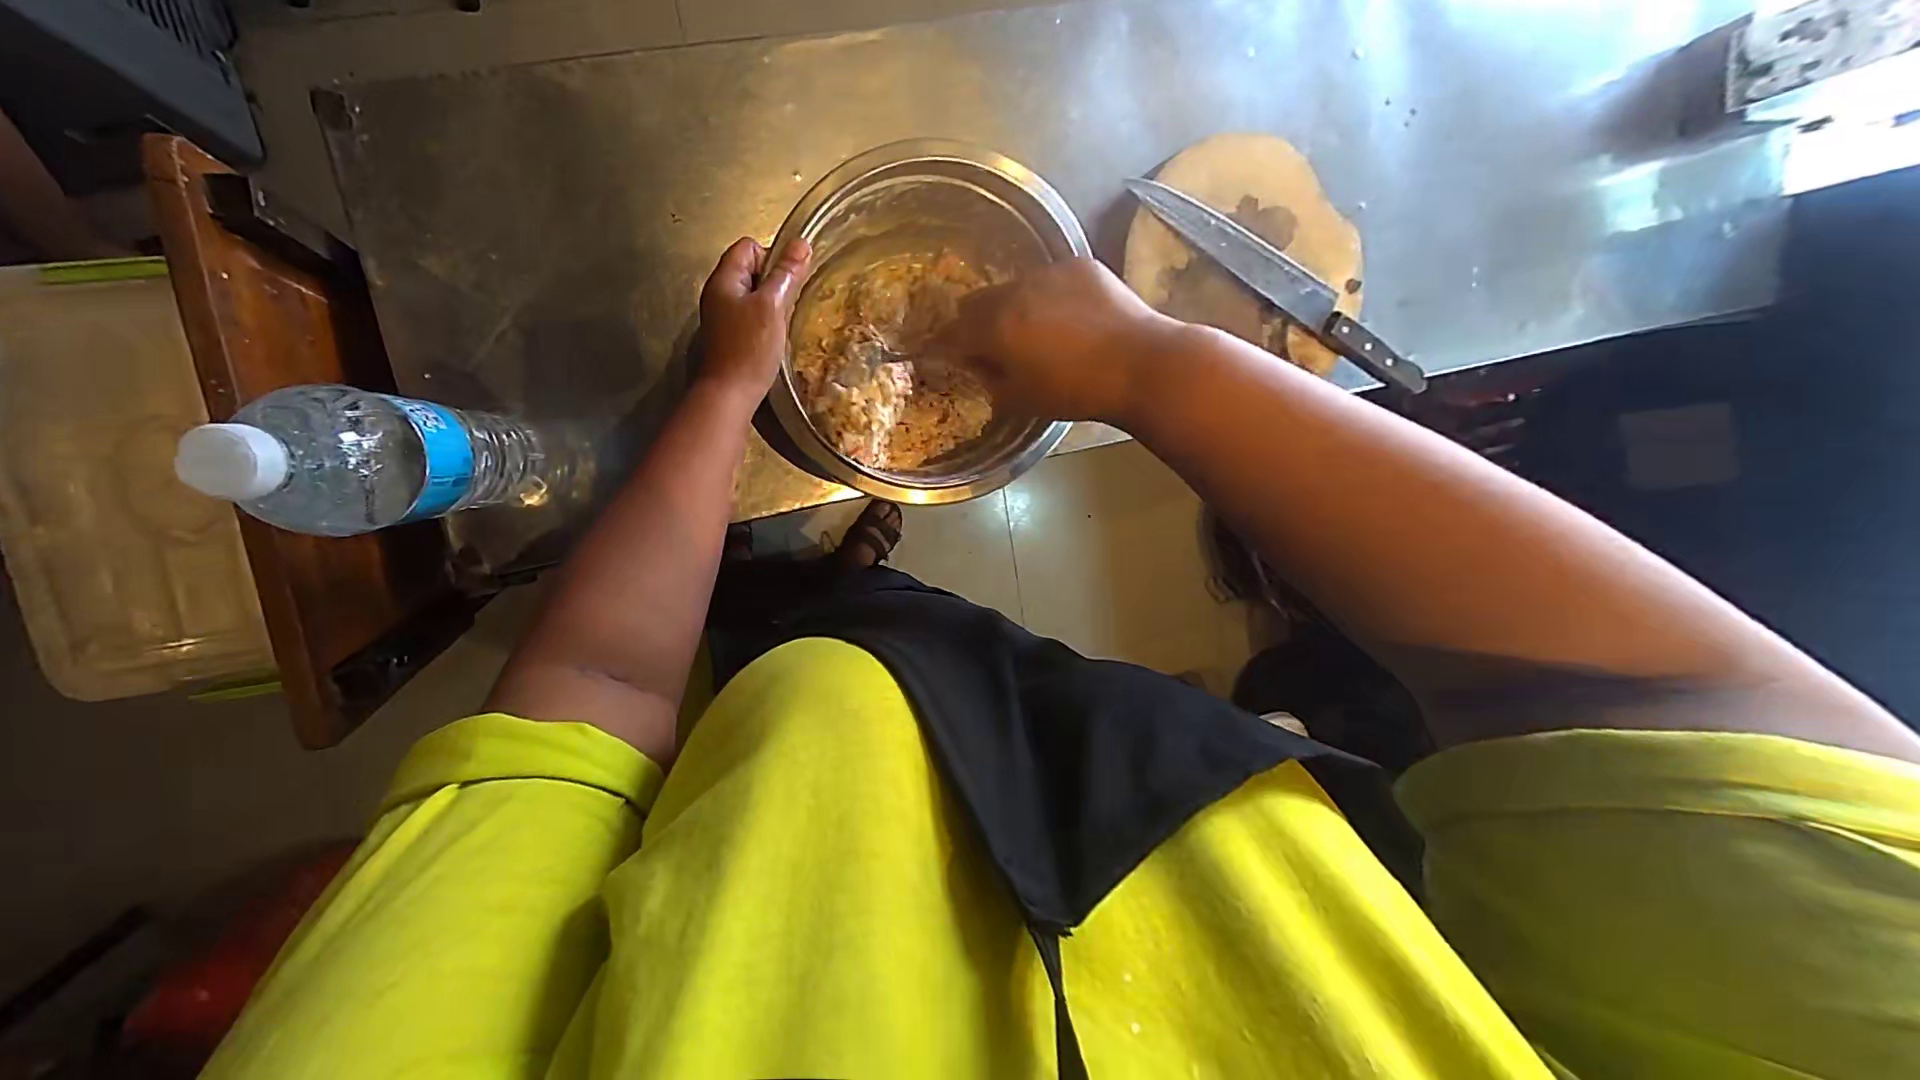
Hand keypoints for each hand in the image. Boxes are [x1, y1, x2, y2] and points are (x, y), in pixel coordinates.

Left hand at [697, 237, 811, 397]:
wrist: (730, 393)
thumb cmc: (750, 348)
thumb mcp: (773, 306)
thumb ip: (786, 274)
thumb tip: (802, 244)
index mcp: (724, 279)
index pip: (749, 247)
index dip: (772, 257)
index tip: (786, 282)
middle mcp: (719, 293)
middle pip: (751, 270)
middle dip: (774, 281)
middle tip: (787, 304)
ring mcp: (723, 316)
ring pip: (753, 295)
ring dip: (772, 303)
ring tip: (781, 322)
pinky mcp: (731, 336)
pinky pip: (752, 316)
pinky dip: (766, 321)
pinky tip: (773, 337)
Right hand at [942, 257, 1185, 423]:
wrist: (1141, 363)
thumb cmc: (1076, 391)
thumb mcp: (1022, 399)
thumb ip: (989, 380)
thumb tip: (976, 364)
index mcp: (995, 327)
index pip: (952, 333)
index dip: (940, 344)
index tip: (935, 350)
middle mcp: (1015, 291)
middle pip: (978, 301)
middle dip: (974, 322)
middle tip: (986, 343)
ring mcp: (1049, 273)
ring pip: (1014, 287)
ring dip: (1012, 307)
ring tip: (1034, 330)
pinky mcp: (1079, 265)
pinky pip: (1049, 279)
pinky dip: (1047, 297)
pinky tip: (1069, 318)